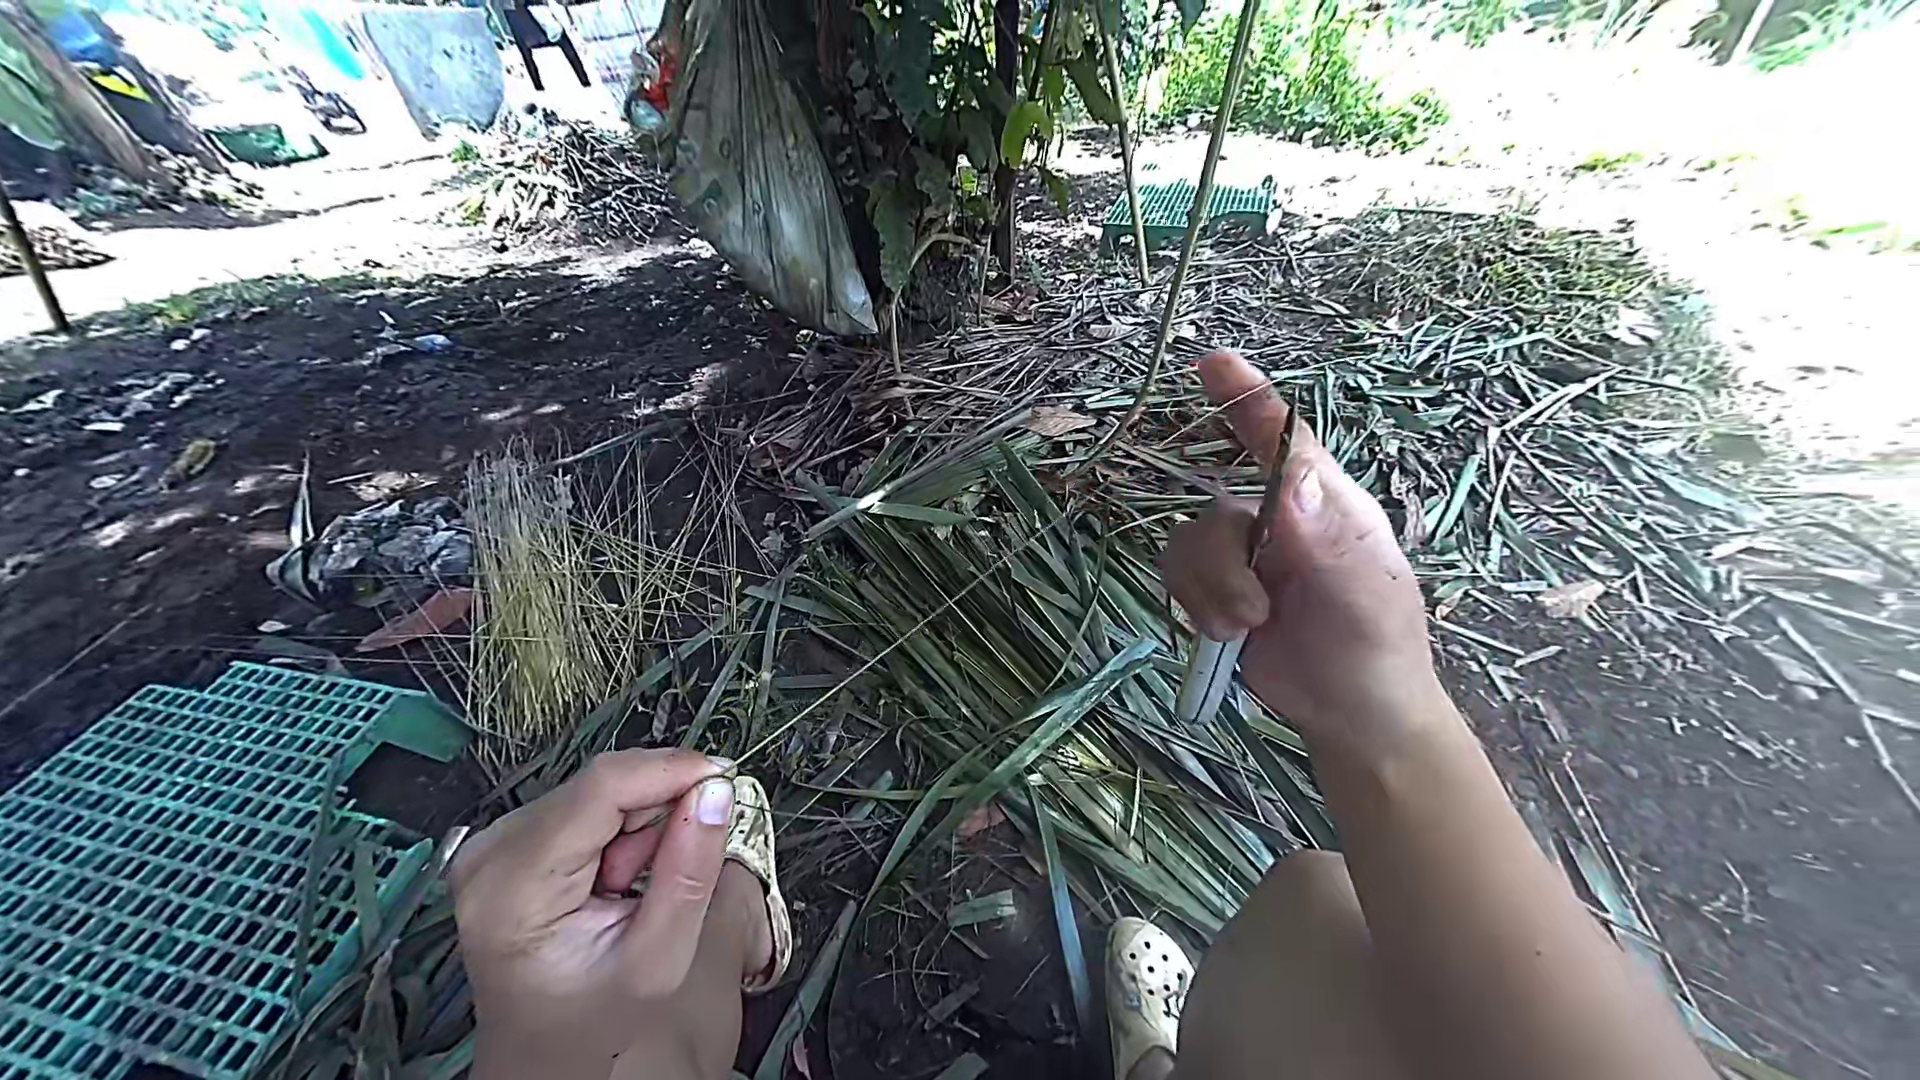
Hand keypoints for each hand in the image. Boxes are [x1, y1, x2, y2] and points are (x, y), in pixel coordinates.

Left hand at [449, 748, 735, 1077]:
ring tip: (639, 880)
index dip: (673, 769)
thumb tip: (718, 787)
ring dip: (643, 820)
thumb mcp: (661, 959)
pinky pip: (593, 801)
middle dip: (659, 808)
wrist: (546, 1056)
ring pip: (604, 786)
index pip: (604, 786)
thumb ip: (691, 870)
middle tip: (678, 860)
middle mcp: (492, 851)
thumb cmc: (598, 1021)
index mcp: (514, 888)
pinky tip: (620, 873)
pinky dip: (626, 826)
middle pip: (605, 782)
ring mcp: (497, 842)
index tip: (727, 779)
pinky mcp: (513, 839)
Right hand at [1160, 350, 1445, 752]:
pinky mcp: (1213, 584)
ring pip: (1187, 544)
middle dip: (1224, 567)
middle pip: (1215, 511)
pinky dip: (1194, 604)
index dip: (1248, 398)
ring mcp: (1241, 553)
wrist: (1346, 711)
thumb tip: (1289, 480)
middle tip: (1254, 611)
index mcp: (1324, 506)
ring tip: (1244, 627)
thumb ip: (1330, 541)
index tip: (1213, 363)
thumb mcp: (1366, 597)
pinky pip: (1174, 572)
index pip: (1284, 440)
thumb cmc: (1375, 648)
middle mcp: (1276, 519)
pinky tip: (1225, 631)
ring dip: (1209, 592)